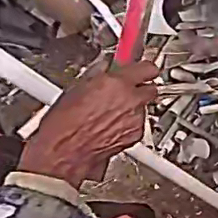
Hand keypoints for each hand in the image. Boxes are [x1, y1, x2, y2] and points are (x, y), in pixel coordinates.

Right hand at [18, 62, 159, 186]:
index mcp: (117, 83)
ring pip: (144, 106)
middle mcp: (131, 100)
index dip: (144, 68)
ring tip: (110, 111)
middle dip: (141, 87)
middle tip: (126, 89)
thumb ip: (100, 74)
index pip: (148, 68)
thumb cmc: (66, 122)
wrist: (67, 150)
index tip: (140, 68)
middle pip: (151, 88)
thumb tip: (105, 67)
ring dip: (132, 107)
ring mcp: (136, 119)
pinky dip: (129, 122)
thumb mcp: (78, 87)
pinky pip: (138, 123)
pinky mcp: (136, 134)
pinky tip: (110, 124)